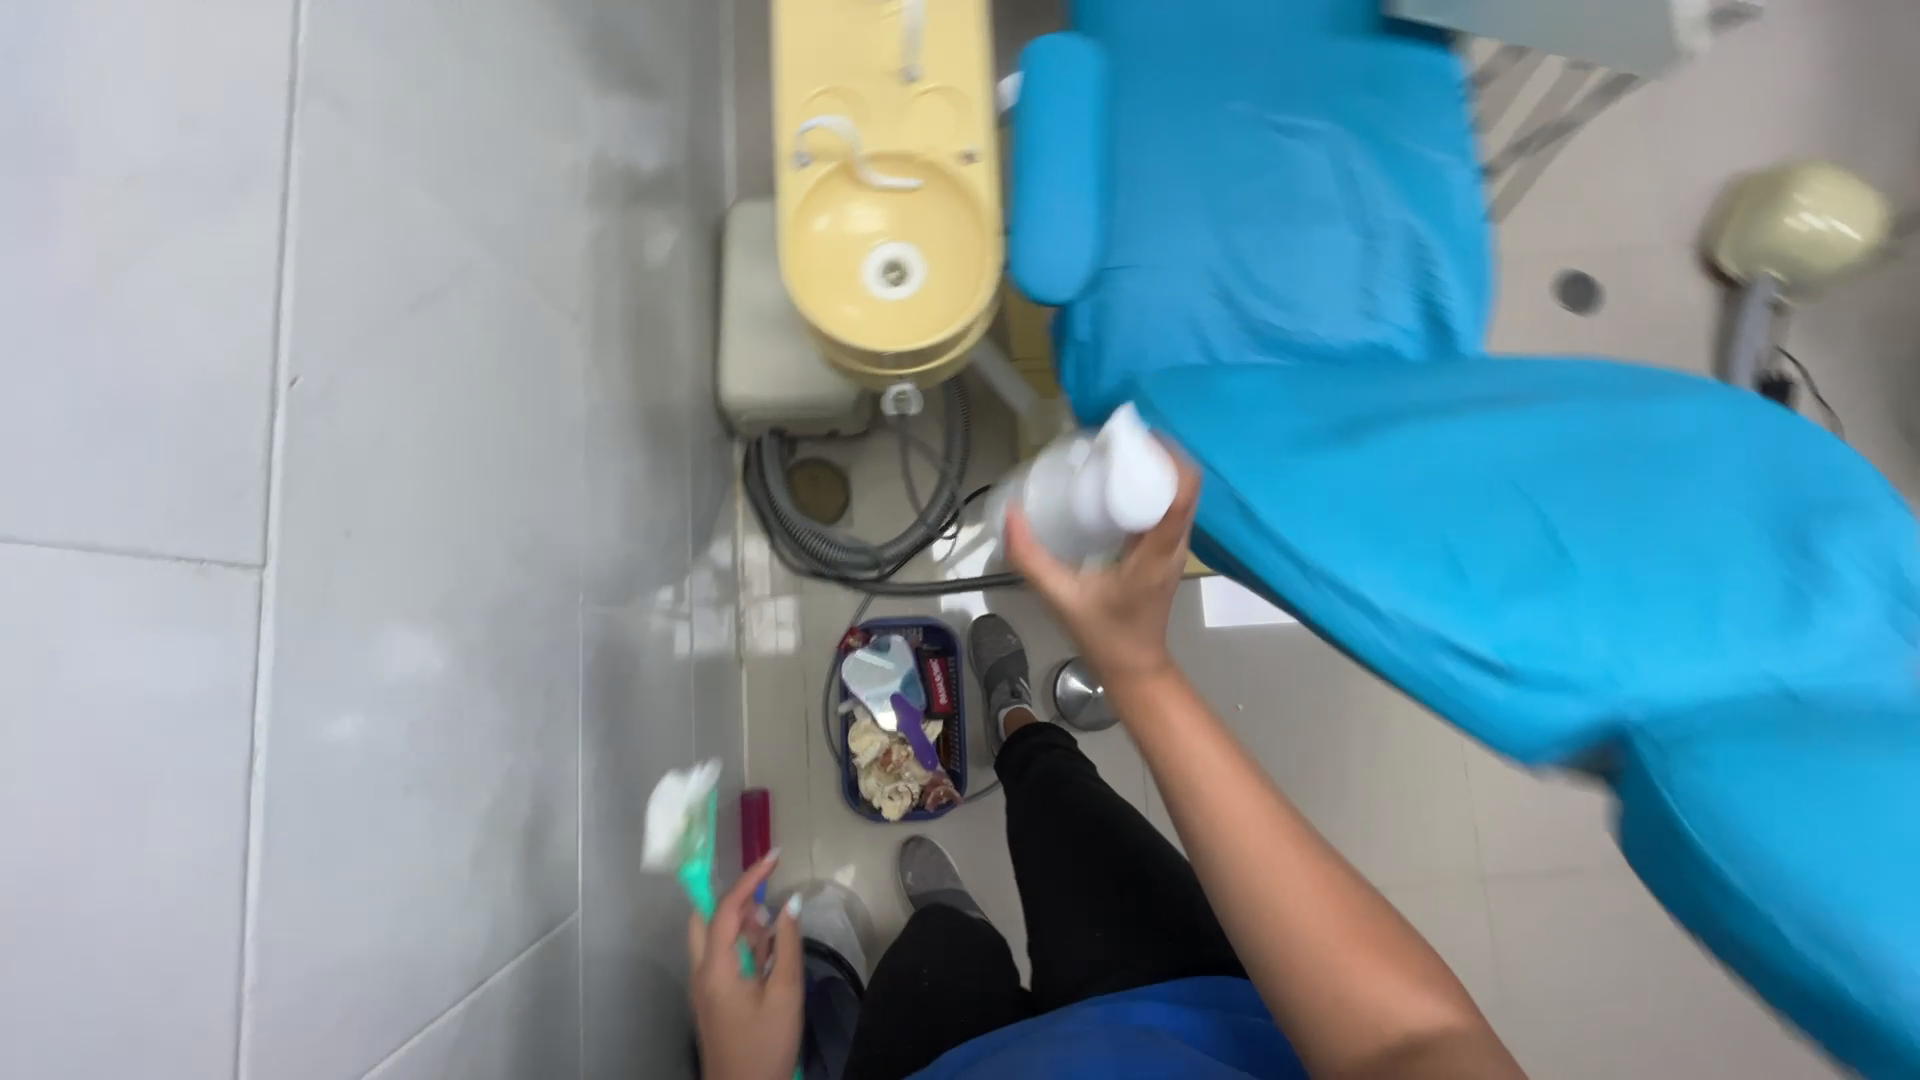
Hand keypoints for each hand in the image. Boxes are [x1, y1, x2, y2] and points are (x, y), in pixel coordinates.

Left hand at [689, 852, 802, 1079]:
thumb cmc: (766, 1047)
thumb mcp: (786, 993)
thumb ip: (787, 943)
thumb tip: (790, 903)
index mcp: (715, 969)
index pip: (726, 909)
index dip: (750, 879)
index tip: (774, 857)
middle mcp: (700, 973)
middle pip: (705, 919)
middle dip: (735, 902)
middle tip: (766, 902)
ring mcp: (702, 987)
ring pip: (712, 937)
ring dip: (740, 926)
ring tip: (773, 939)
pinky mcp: (710, 999)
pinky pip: (719, 957)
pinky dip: (740, 946)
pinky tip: (768, 959)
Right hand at [1004, 445, 1200, 684]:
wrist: (1134, 667)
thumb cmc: (1104, 635)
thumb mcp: (1061, 597)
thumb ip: (1031, 557)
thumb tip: (1010, 513)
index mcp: (1157, 552)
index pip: (1182, 493)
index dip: (1167, 457)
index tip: (1133, 438)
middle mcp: (1174, 544)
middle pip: (1185, 484)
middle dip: (1158, 454)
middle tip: (1119, 441)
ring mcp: (1174, 548)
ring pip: (1180, 494)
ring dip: (1157, 469)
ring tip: (1118, 455)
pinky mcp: (1166, 551)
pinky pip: (1168, 507)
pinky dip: (1150, 487)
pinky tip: (1118, 485)